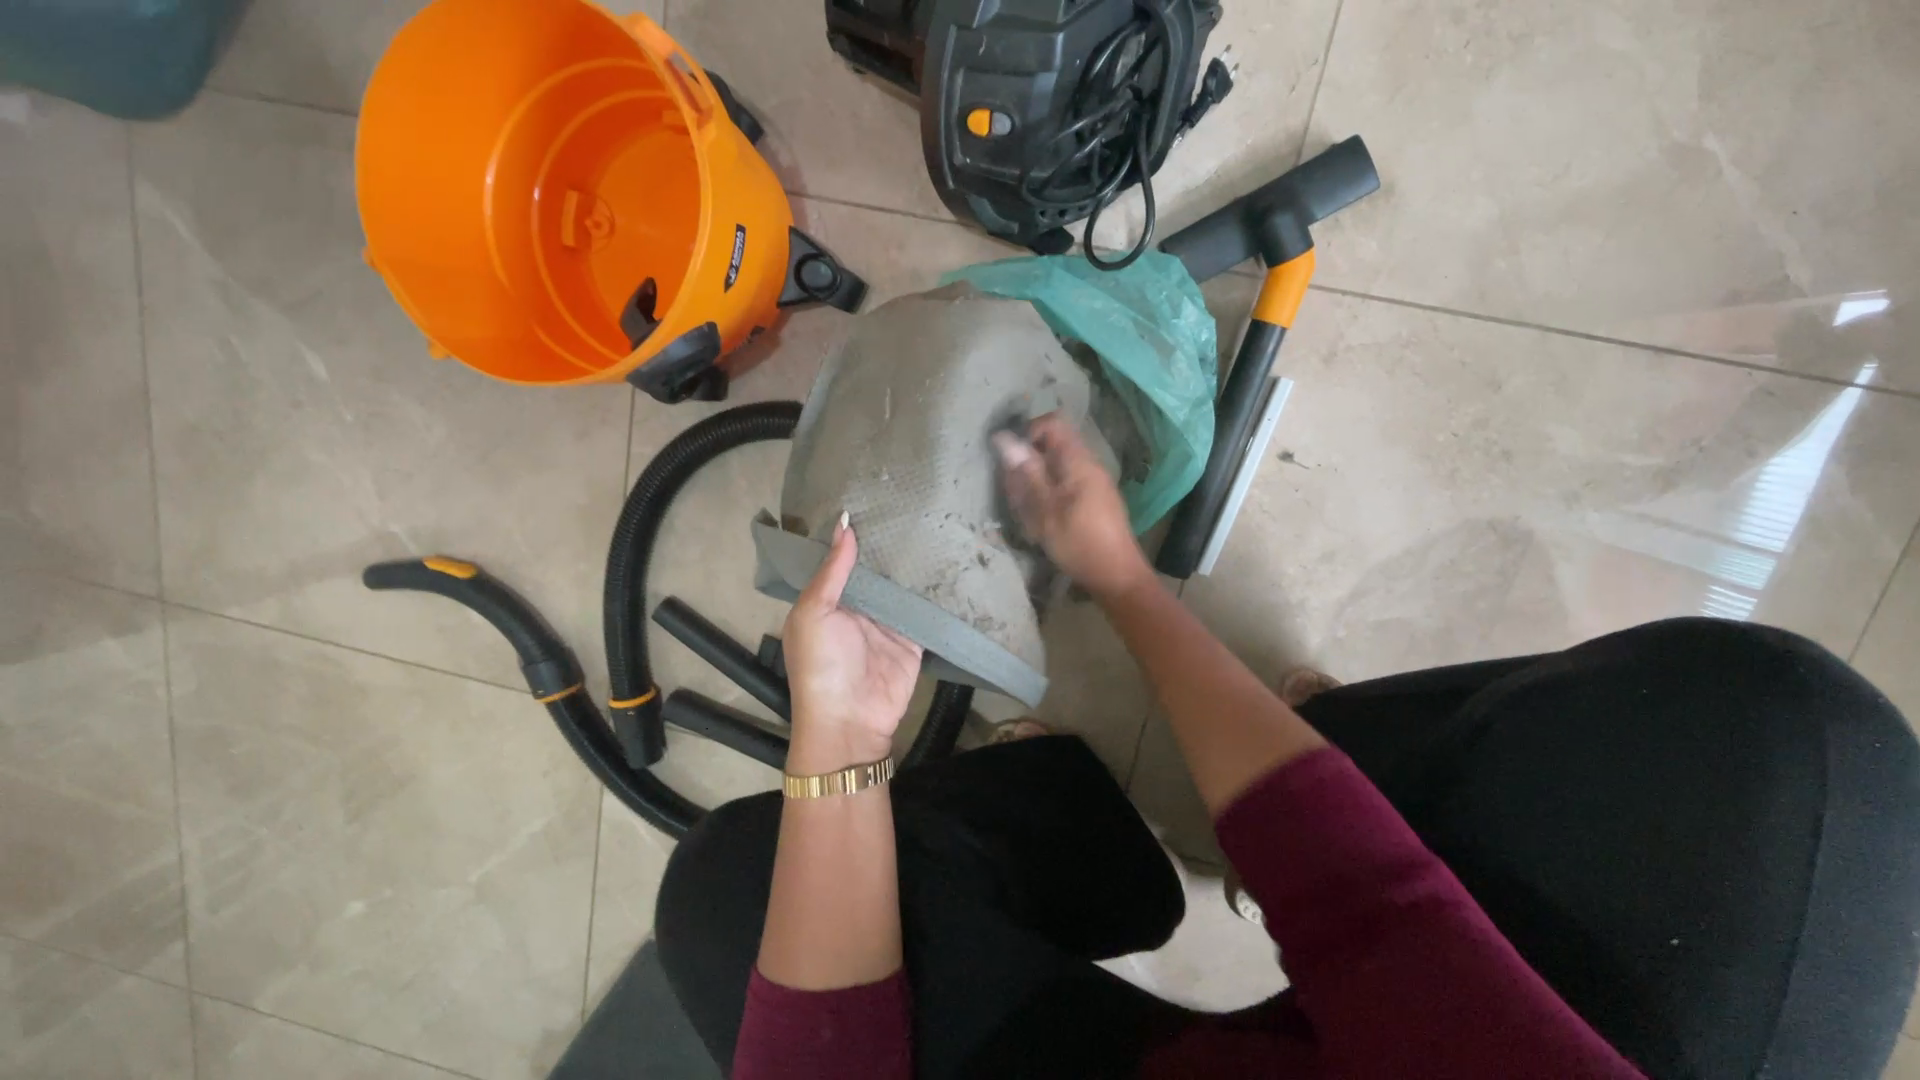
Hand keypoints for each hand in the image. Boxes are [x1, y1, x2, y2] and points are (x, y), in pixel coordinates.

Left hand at [782, 514, 924, 772]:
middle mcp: (861, 607)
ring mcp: (890, 623)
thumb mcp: (814, 613)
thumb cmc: (820, 666)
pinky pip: (926, 610)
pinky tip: (952, 561)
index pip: (845, 559)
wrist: (850, 721)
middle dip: (891, 544)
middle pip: (878, 569)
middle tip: (914, 502)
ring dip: (915, 564)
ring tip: (937, 522)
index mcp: (829, 599)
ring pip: (903, 586)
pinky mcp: (915, 639)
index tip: (874, 496)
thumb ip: (832, 570)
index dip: (857, 533)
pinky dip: (936, 592)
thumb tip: (845, 523)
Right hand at [993, 414, 1154, 600]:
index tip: (1013, 458)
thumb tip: (1004, 439)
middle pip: (1054, 446)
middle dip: (1029, 463)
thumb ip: (1026, 472)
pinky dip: (1050, 494)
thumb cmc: (1078, 542)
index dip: (1029, 432)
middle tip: (1016, 492)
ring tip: (1027, 510)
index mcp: (1079, 461)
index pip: (1053, 423)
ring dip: (1037, 481)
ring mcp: (1095, 482)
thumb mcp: (1044, 509)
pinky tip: (1044, 520)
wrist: (1117, 575)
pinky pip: (1067, 484)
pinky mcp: (1096, 500)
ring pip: (1058, 467)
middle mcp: (1090, 465)